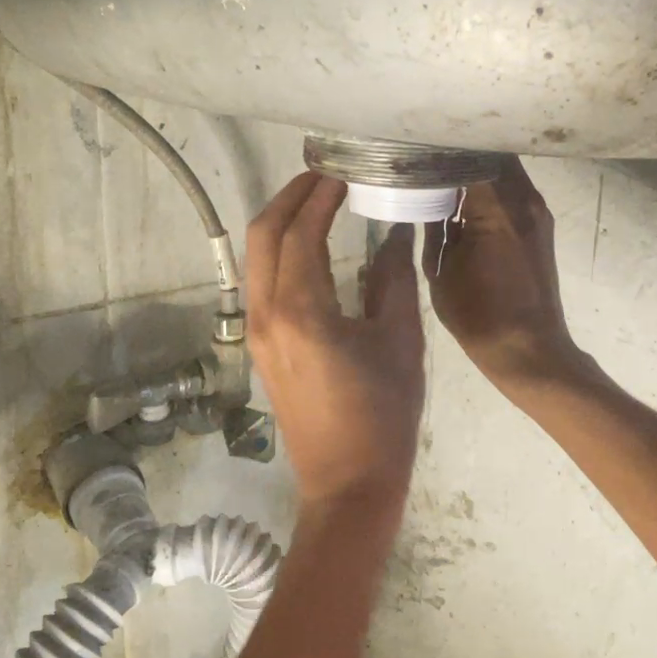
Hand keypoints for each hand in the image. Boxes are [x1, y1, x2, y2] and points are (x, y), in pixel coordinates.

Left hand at [246, 173, 424, 508]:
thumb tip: (395, 233)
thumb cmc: (384, 415)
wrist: (348, 485)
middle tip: (325, 176)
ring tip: (318, 202)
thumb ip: (394, 279)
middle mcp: (266, 315)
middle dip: (290, 197)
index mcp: (302, 311)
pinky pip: (261, 283)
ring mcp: (257, 333)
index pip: (301, 232)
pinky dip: (279, 252)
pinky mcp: (260, 348)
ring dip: (281, 222)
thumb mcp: (400, 342)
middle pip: (263, 235)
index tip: (344, 172)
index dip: (321, 196)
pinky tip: (310, 247)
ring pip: (256, 258)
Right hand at [426, 158, 582, 385]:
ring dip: (480, 167)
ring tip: (445, 169)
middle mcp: (523, 201)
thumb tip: (426, 196)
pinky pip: (515, 190)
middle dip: (463, 151)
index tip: (419, 145)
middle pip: (493, 155)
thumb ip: (434, 227)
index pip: (469, 157)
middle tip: (431, 152)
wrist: (529, 350)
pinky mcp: (541, 225)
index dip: (443, 148)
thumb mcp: (441, 271)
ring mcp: (537, 212)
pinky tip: (466, 195)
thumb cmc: (479, 316)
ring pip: (507, 170)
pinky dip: (493, 185)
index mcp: (495, 209)